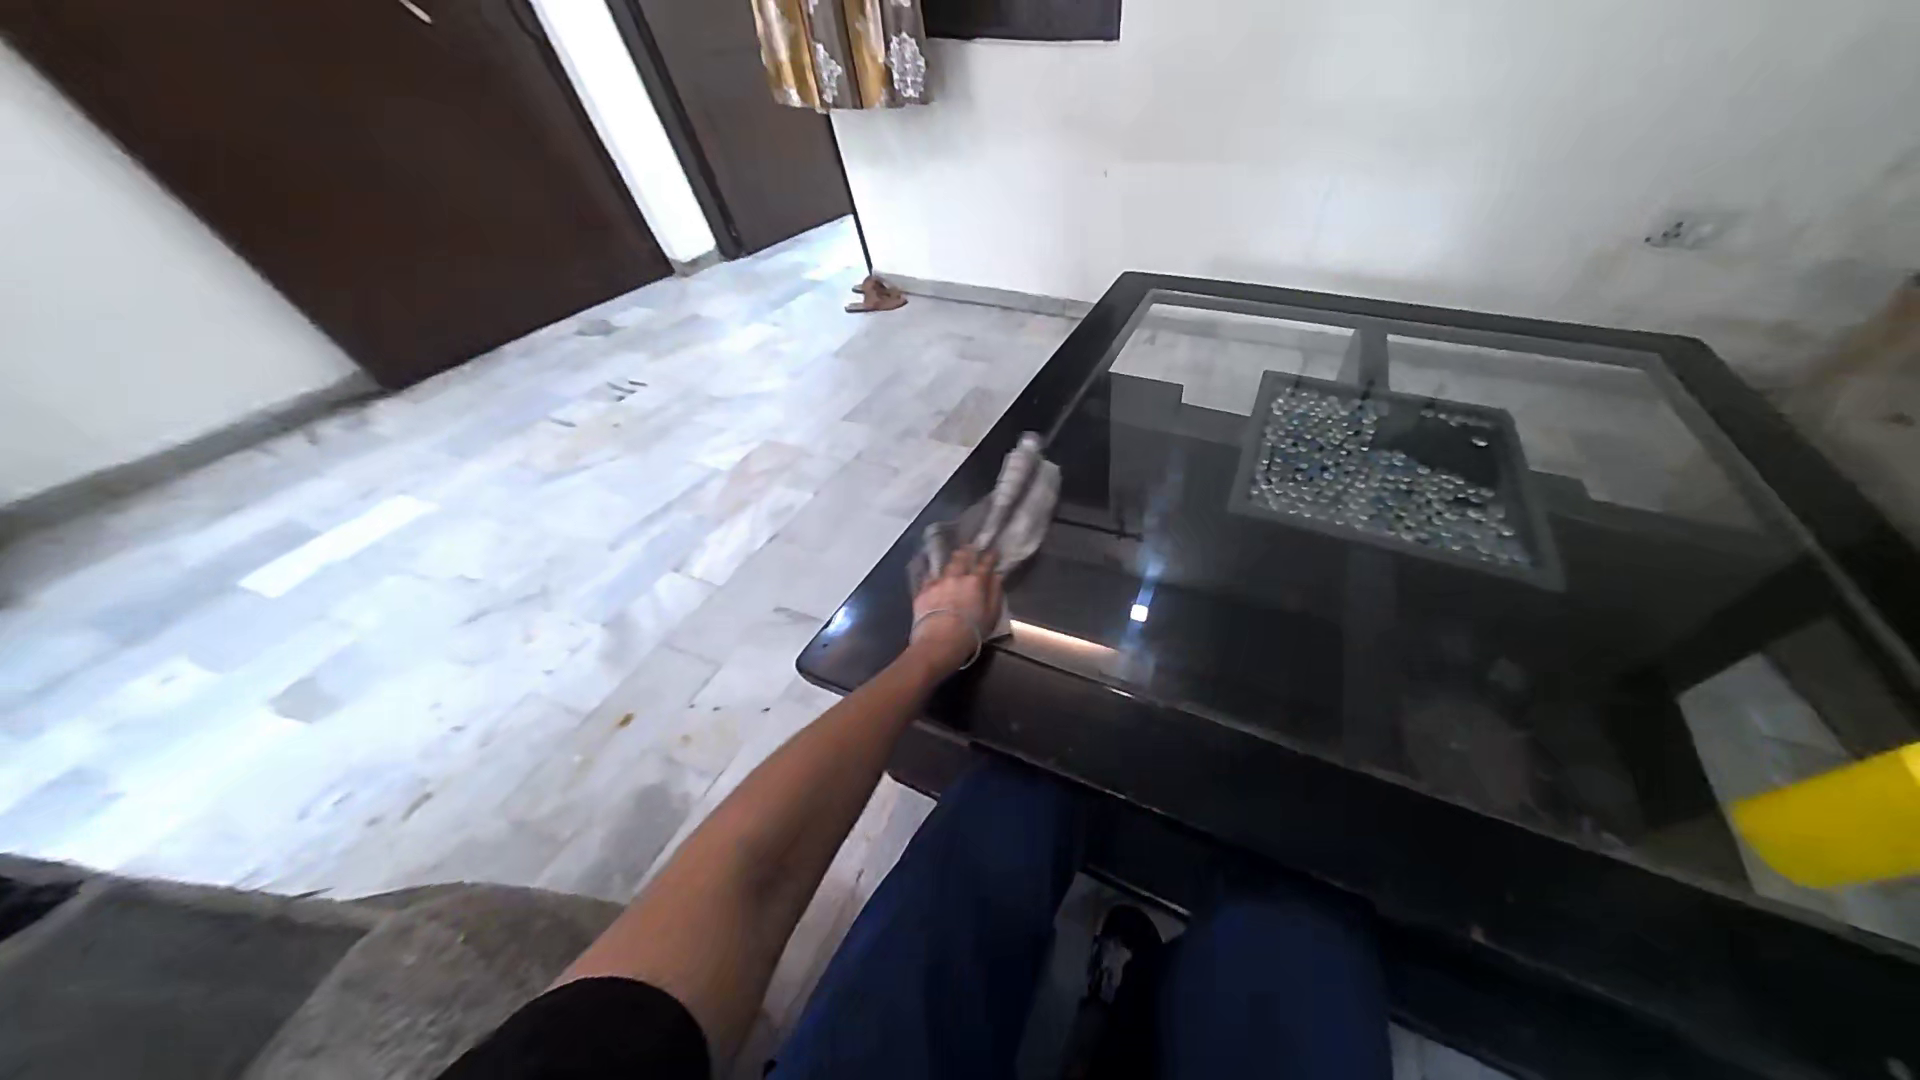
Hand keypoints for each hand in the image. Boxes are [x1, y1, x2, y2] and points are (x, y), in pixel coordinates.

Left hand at [909, 547, 1002, 674]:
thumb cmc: (971, 633)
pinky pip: (929, 578)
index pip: (985, 563)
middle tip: (969, 547)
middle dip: (967, 551)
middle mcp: (956, 577)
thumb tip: (996, 577)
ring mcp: (937, 582)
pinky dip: (934, 576)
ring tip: (953, 558)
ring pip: (945, 566)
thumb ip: (995, 594)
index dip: (990, 556)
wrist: (939, 642)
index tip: (992, 551)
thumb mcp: (991, 615)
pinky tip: (934, 576)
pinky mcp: (922, 591)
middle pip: (961, 558)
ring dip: (951, 561)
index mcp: (975, 582)